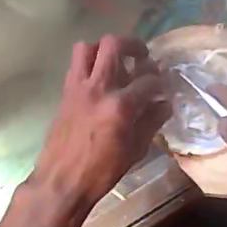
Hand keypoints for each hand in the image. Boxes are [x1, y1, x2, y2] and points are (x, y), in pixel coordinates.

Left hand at [29, 36, 166, 210]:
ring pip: (88, 47)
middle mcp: (98, 88)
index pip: (148, 80)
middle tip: (142, 57)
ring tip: (116, 62)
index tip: (163, 86)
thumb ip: (151, 121)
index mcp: (120, 105)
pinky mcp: (65, 92)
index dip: (160, 81)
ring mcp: (78, 87)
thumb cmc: (102, 171)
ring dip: (104, 49)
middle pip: (113, 45)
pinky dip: (90, 63)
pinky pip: (77, 65)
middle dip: (133, 45)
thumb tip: (164, 103)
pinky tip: (100, 79)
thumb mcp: (135, 149)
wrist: (62, 181)